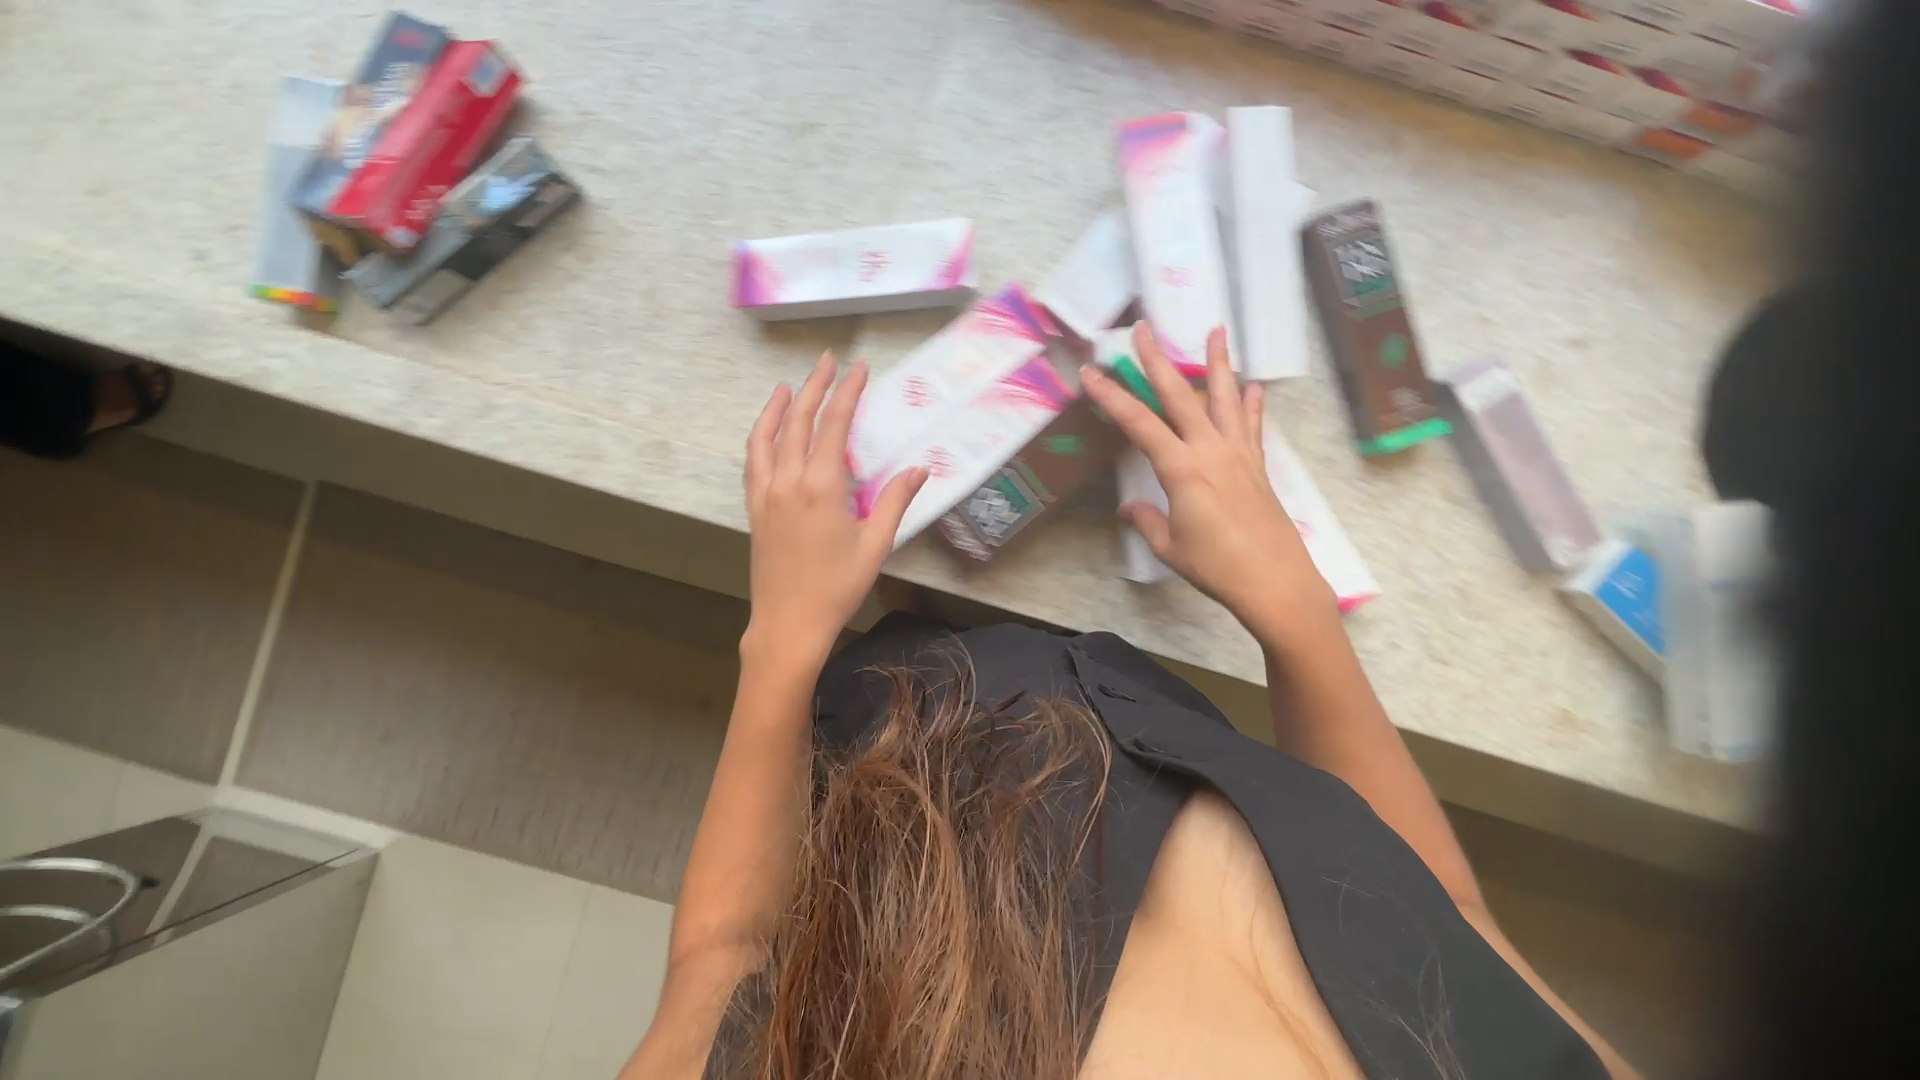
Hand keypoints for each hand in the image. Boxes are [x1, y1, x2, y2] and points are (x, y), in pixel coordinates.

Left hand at [742, 352, 928, 668]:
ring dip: (778, 407)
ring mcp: (765, 493)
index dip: (847, 392)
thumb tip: (919, 468)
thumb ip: (895, 501)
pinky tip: (767, 433)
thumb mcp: (875, 545)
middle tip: (828, 362)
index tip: (858, 368)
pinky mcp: (754, 508)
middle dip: (814, 386)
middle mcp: (788, 481)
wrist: (789, 623)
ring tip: (787, 386)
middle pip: (798, 420)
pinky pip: (753, 461)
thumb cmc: (837, 587)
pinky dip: (760, 438)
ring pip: (768, 437)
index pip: (833, 424)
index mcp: (821, 486)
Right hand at [1081, 322, 1337, 647]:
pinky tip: (1253, 387)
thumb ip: (1148, 521)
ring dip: (1219, 364)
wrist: (1274, 581)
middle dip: (1158, 361)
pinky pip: (1252, 426)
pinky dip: (1251, 405)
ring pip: (1225, 399)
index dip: (1112, 397)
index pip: (1139, 424)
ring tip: (1216, 331)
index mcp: (1182, 470)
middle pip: (1180, 396)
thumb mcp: (1170, 546)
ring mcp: (1239, 455)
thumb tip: (1131, 507)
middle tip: (1144, 329)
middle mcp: (1211, 451)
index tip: (1091, 374)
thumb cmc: (1216, 567)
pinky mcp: (1258, 466)